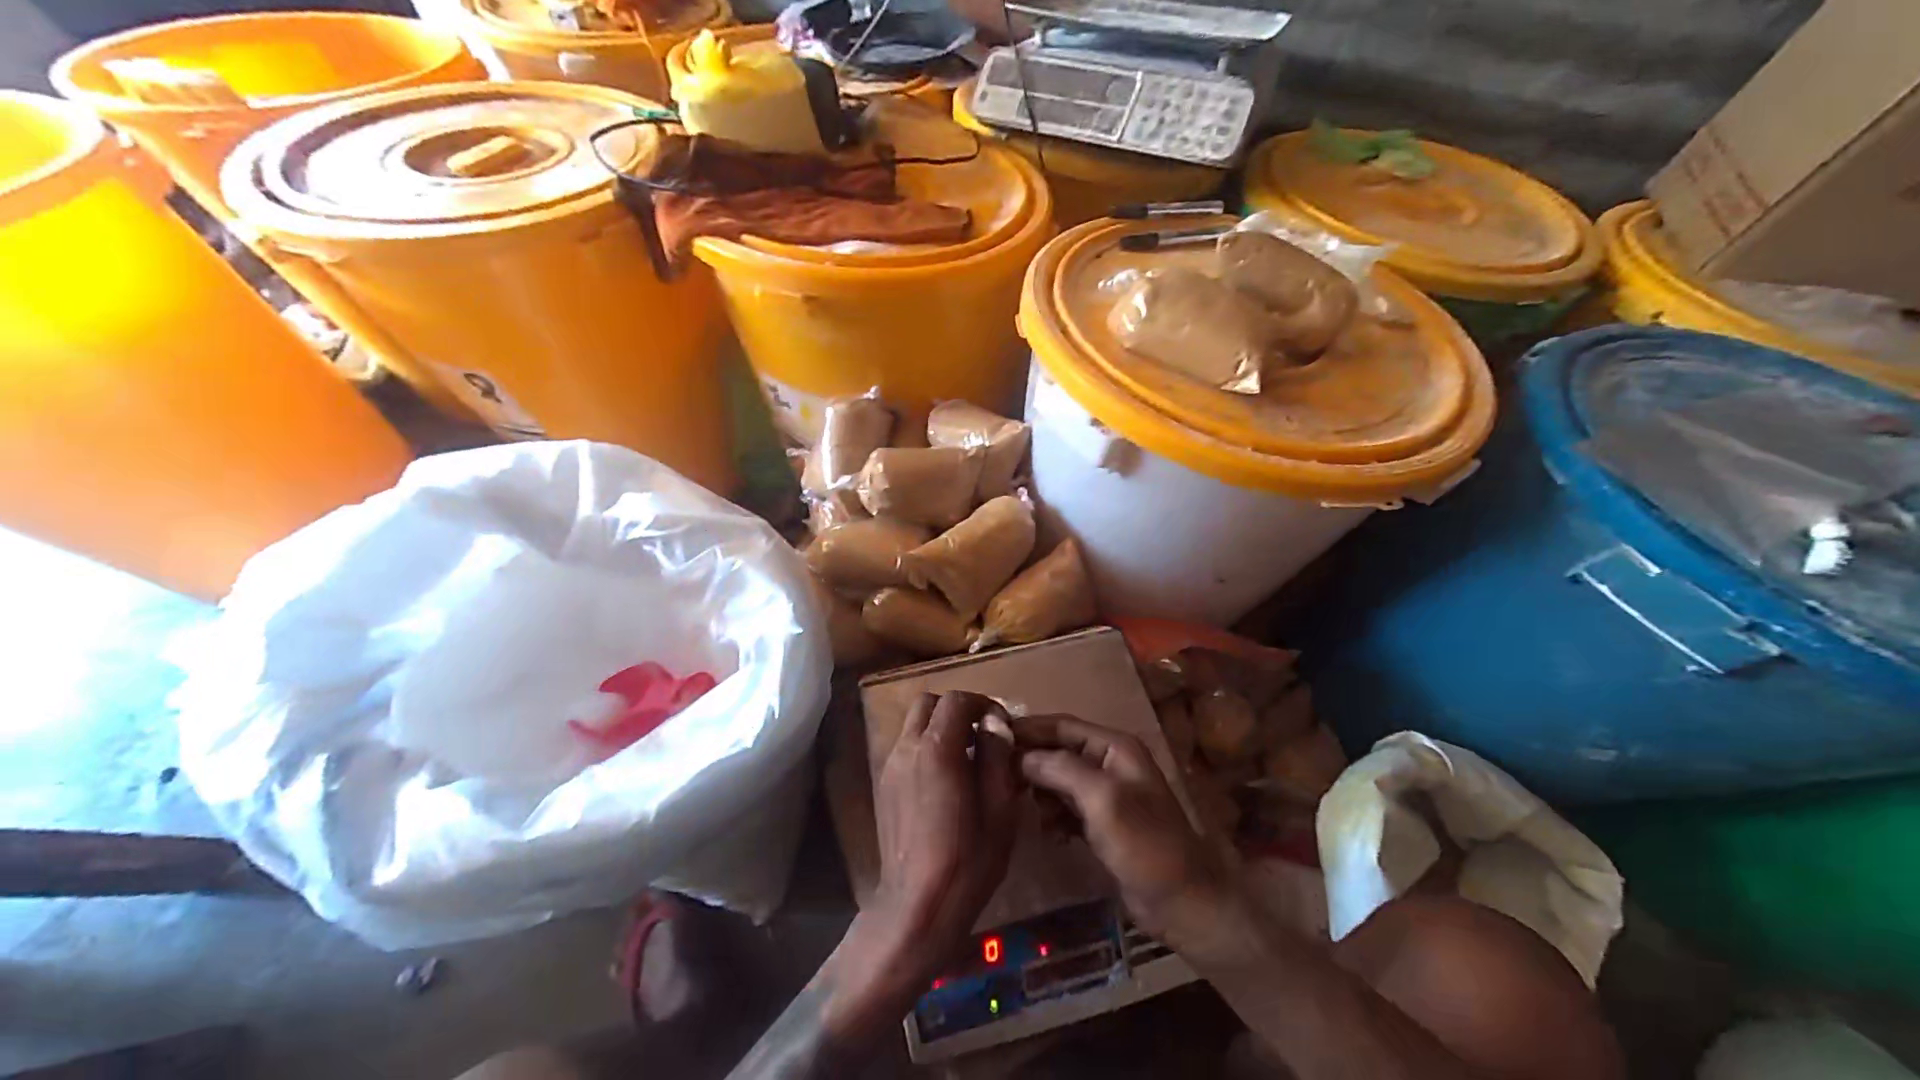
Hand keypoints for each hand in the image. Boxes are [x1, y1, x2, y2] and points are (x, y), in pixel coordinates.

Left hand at [860, 692, 1021, 993]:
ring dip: (940, 728)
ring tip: (967, 759)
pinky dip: (927, 747)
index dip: (983, 704)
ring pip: (913, 725)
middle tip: (983, 736)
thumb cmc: (968, 859)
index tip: (1001, 725)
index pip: (956, 700)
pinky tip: (946, 782)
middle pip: (928, 704)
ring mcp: (890, 767)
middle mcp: (907, 748)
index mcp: (936, 749)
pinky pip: (906, 748)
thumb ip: (997, 756)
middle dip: (957, 710)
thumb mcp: (1000, 807)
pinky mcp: (883, 786)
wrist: (918, 905)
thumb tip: (995, 723)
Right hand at [1014, 714, 1232, 947]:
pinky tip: (1050, 834)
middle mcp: (1109, 762)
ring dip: (1040, 794)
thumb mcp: (1102, 799)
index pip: (1061, 725)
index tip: (989, 738)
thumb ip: (1060, 769)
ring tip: (1031, 814)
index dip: (1027, 729)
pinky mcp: (1100, 822)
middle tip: (999, 782)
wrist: (1183, 903)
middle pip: (1057, 751)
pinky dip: (1053, 816)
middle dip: (1030, 764)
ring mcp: (1105, 794)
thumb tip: (1019, 754)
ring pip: (1057, 780)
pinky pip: (1065, 807)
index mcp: (1115, 747)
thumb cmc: (1146, 844)